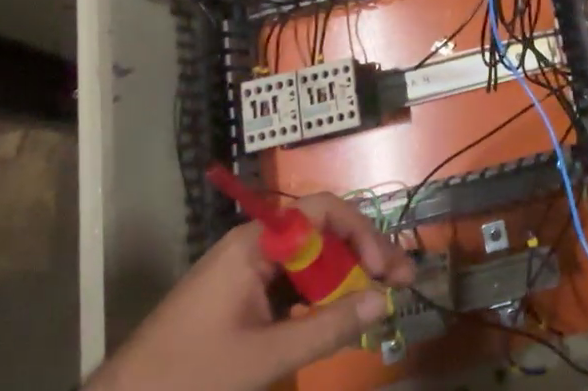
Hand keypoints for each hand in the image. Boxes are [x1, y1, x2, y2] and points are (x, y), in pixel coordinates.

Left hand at [84, 194, 416, 390]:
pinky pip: (291, 284)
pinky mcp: (240, 298)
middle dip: (363, 256)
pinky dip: (319, 298)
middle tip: (399, 285)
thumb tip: (383, 301)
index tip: (387, 270)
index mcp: (256, 243)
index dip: (363, 234)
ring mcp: (245, 272)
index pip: (324, 212)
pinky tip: (336, 319)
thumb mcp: (264, 356)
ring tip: (376, 301)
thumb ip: (326, 328)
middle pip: (322, 234)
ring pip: (310, 261)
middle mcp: (254, 246)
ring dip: (344, 278)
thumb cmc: (188, 375)